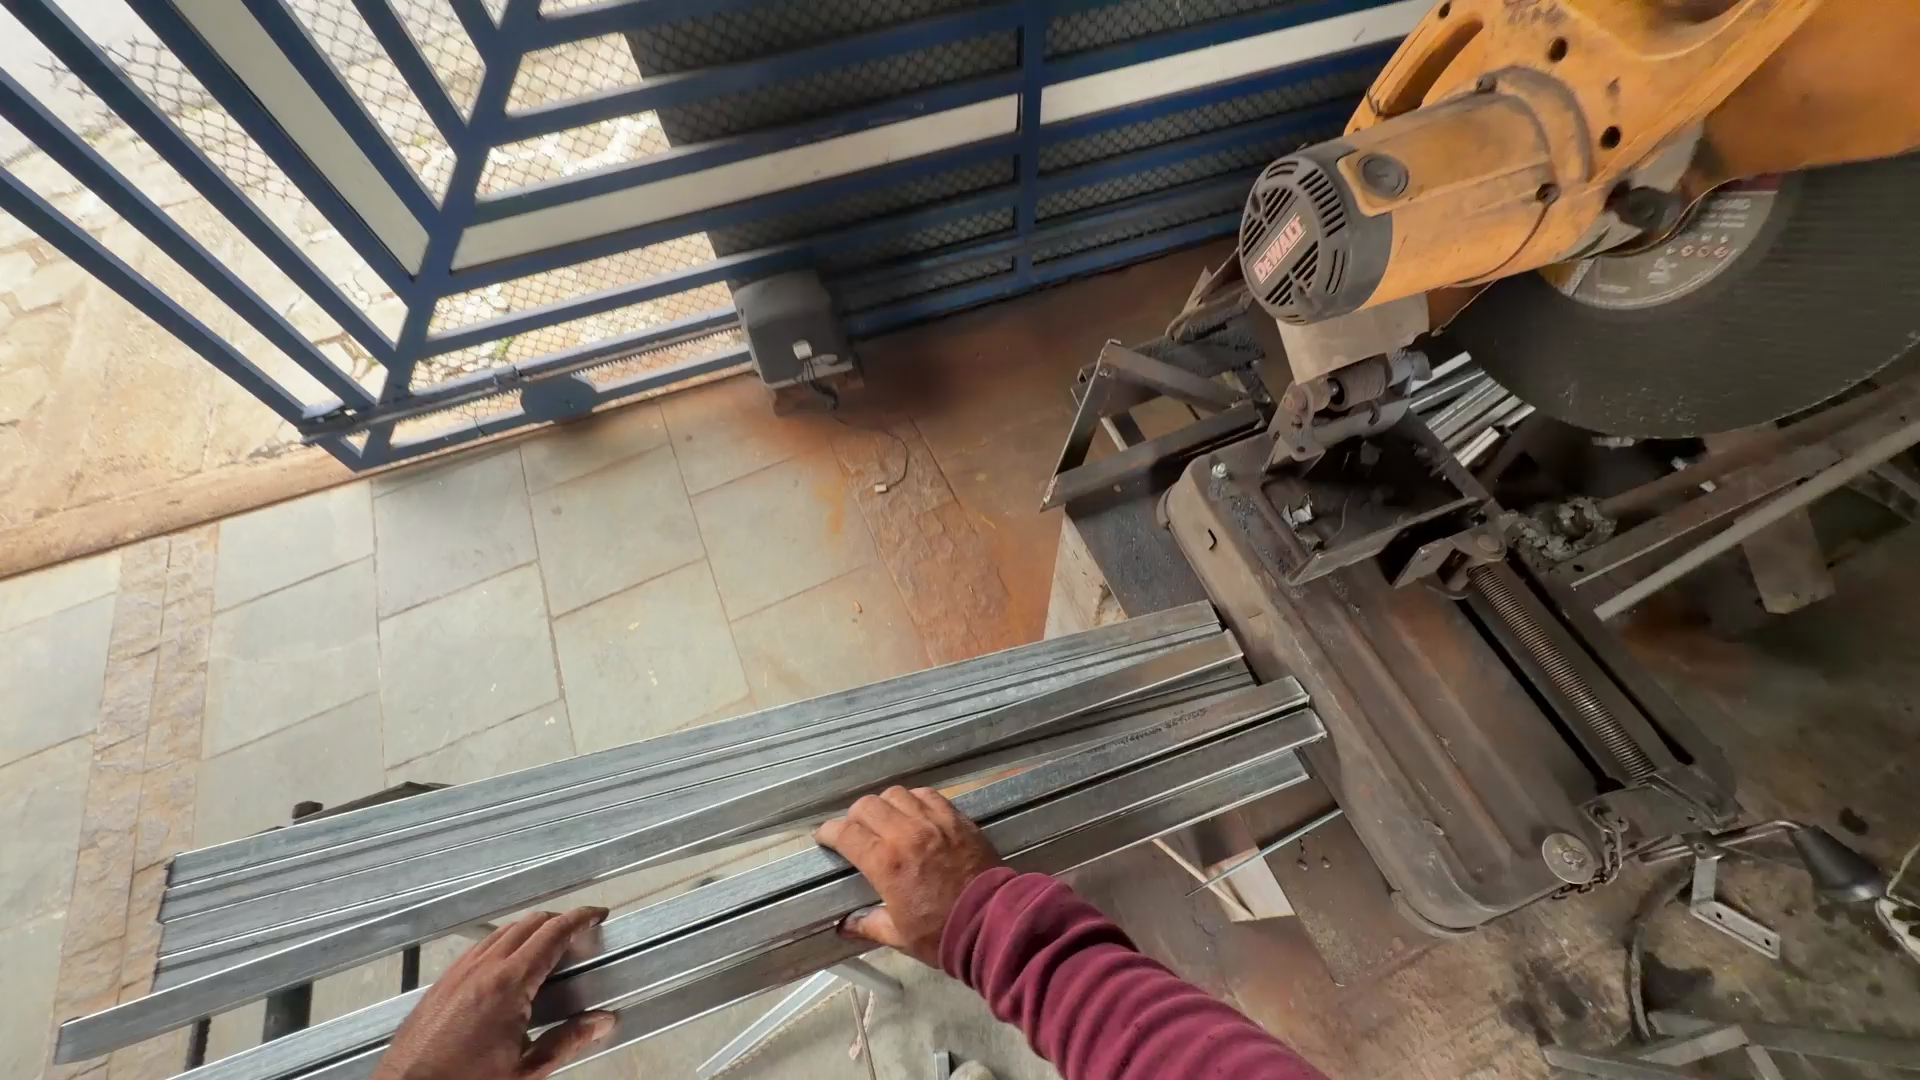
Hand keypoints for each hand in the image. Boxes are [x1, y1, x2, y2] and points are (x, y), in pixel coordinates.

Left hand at [373, 908, 614, 1079]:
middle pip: (531, 923)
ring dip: (531, 930)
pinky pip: (479, 948)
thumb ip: (566, 1041)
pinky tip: (507, 965)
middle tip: (578, 934)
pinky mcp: (440, 984)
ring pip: (504, 931)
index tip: (599, 915)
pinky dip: (504, 943)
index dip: (581, 918)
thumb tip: (604, 1020)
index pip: (555, 932)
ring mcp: (458, 972)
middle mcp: (484, 967)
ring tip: (546, 947)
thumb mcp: (522, 1073)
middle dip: (560, 920)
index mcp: (510, 983)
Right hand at [814, 786, 1003, 965]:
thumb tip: (844, 925)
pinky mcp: (955, 816)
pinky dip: (914, 799)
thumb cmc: (942, 933)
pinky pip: (927, 794)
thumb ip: (868, 924)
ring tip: (886, 819)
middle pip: (868, 805)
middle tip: (855, 830)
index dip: (829, 832)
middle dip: (854, 816)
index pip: (846, 833)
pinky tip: (914, 813)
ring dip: (884, 805)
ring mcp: (933, 820)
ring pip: (897, 794)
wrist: (993, 921)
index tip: (824, 837)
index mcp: (886, 862)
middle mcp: (906, 832)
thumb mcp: (899, 936)